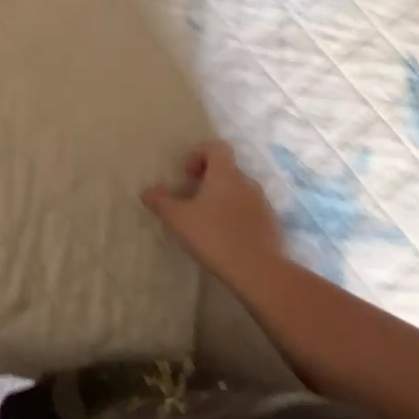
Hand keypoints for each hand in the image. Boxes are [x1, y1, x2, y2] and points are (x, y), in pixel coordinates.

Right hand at [141, 141, 283, 283]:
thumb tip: (147, 191)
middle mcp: (247, 181)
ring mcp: (262, 202)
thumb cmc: (215, 237)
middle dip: (207, 181)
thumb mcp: (179, 220)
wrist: (260, 271)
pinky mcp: (271, 223)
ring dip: (222, 199)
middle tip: (192, 201)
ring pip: (238, 191)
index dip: (198, 155)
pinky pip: (250, 210)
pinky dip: (236, 216)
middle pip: (226, 169)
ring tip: (208, 223)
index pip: (215, 147)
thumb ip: (161, 202)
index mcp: (225, 173)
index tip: (187, 176)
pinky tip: (226, 239)